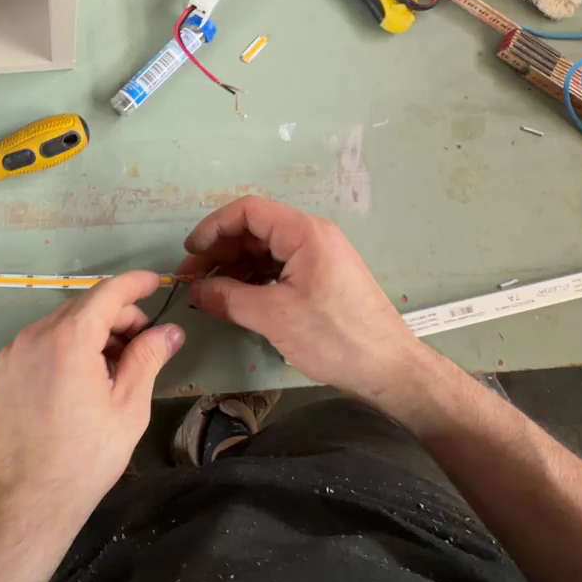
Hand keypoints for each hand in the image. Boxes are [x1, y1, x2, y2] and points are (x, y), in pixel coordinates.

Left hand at [0, 271, 183, 532]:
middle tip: (146, 342)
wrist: (28, 501)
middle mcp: (37, 334)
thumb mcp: (128, 406)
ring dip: (94, 331)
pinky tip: (85, 377)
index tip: (156, 282)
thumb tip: (170, 330)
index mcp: (69, 338)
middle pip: (86, 306)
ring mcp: (15, 351)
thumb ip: (148, 358)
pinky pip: (43, 341)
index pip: (108, 292)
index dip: (135, 284)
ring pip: (63, 323)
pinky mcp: (4, 370)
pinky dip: (68, 345)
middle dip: (119, 315)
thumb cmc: (86, 456)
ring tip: (117, 366)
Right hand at [179, 196, 425, 402]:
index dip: (213, 227)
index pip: (248, 210)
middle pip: (254, 229)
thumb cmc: (333, 336)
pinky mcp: (320, 277)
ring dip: (234, 267)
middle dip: (220, 250)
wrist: (390, 370)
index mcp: (303, 232)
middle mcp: (311, 235)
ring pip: (264, 250)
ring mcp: (317, 256)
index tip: (191, 252)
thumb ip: (228, 298)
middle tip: (194, 278)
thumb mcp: (274, 316)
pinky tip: (236, 298)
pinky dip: (253, 279)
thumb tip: (196, 291)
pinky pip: (277, 267)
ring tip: (210, 292)